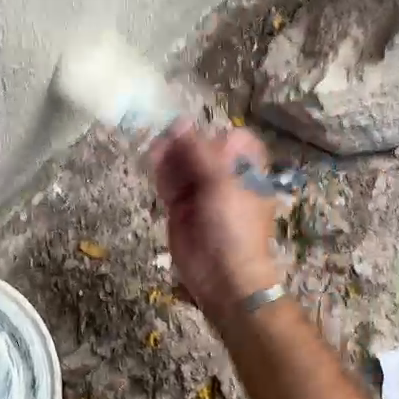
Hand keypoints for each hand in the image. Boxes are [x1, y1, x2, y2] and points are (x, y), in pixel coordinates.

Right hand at [147, 122, 281, 321]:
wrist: (223, 275)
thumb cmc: (234, 226)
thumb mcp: (222, 183)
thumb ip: (199, 152)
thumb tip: (179, 123)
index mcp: (246, 171)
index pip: (234, 141)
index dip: (218, 134)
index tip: (202, 134)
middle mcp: (224, 179)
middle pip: (202, 150)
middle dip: (185, 142)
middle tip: (167, 134)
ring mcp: (200, 194)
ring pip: (182, 165)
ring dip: (169, 154)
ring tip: (155, 147)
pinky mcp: (180, 208)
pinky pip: (169, 184)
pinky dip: (160, 172)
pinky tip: (152, 161)